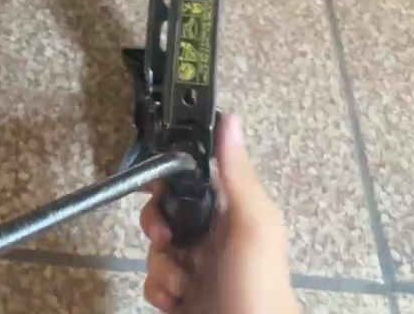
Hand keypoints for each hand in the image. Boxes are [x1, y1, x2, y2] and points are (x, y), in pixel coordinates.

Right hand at [140, 115, 298, 313]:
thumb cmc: (258, 285)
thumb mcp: (254, 224)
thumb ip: (238, 174)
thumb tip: (230, 118)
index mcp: (231, 214)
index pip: (193, 181)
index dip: (171, 179)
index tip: (156, 185)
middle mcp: (212, 239)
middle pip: (168, 214)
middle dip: (157, 225)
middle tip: (164, 239)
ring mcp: (195, 271)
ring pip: (158, 249)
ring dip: (160, 264)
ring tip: (180, 283)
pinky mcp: (181, 299)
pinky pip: (155, 283)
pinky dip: (158, 290)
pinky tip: (174, 300)